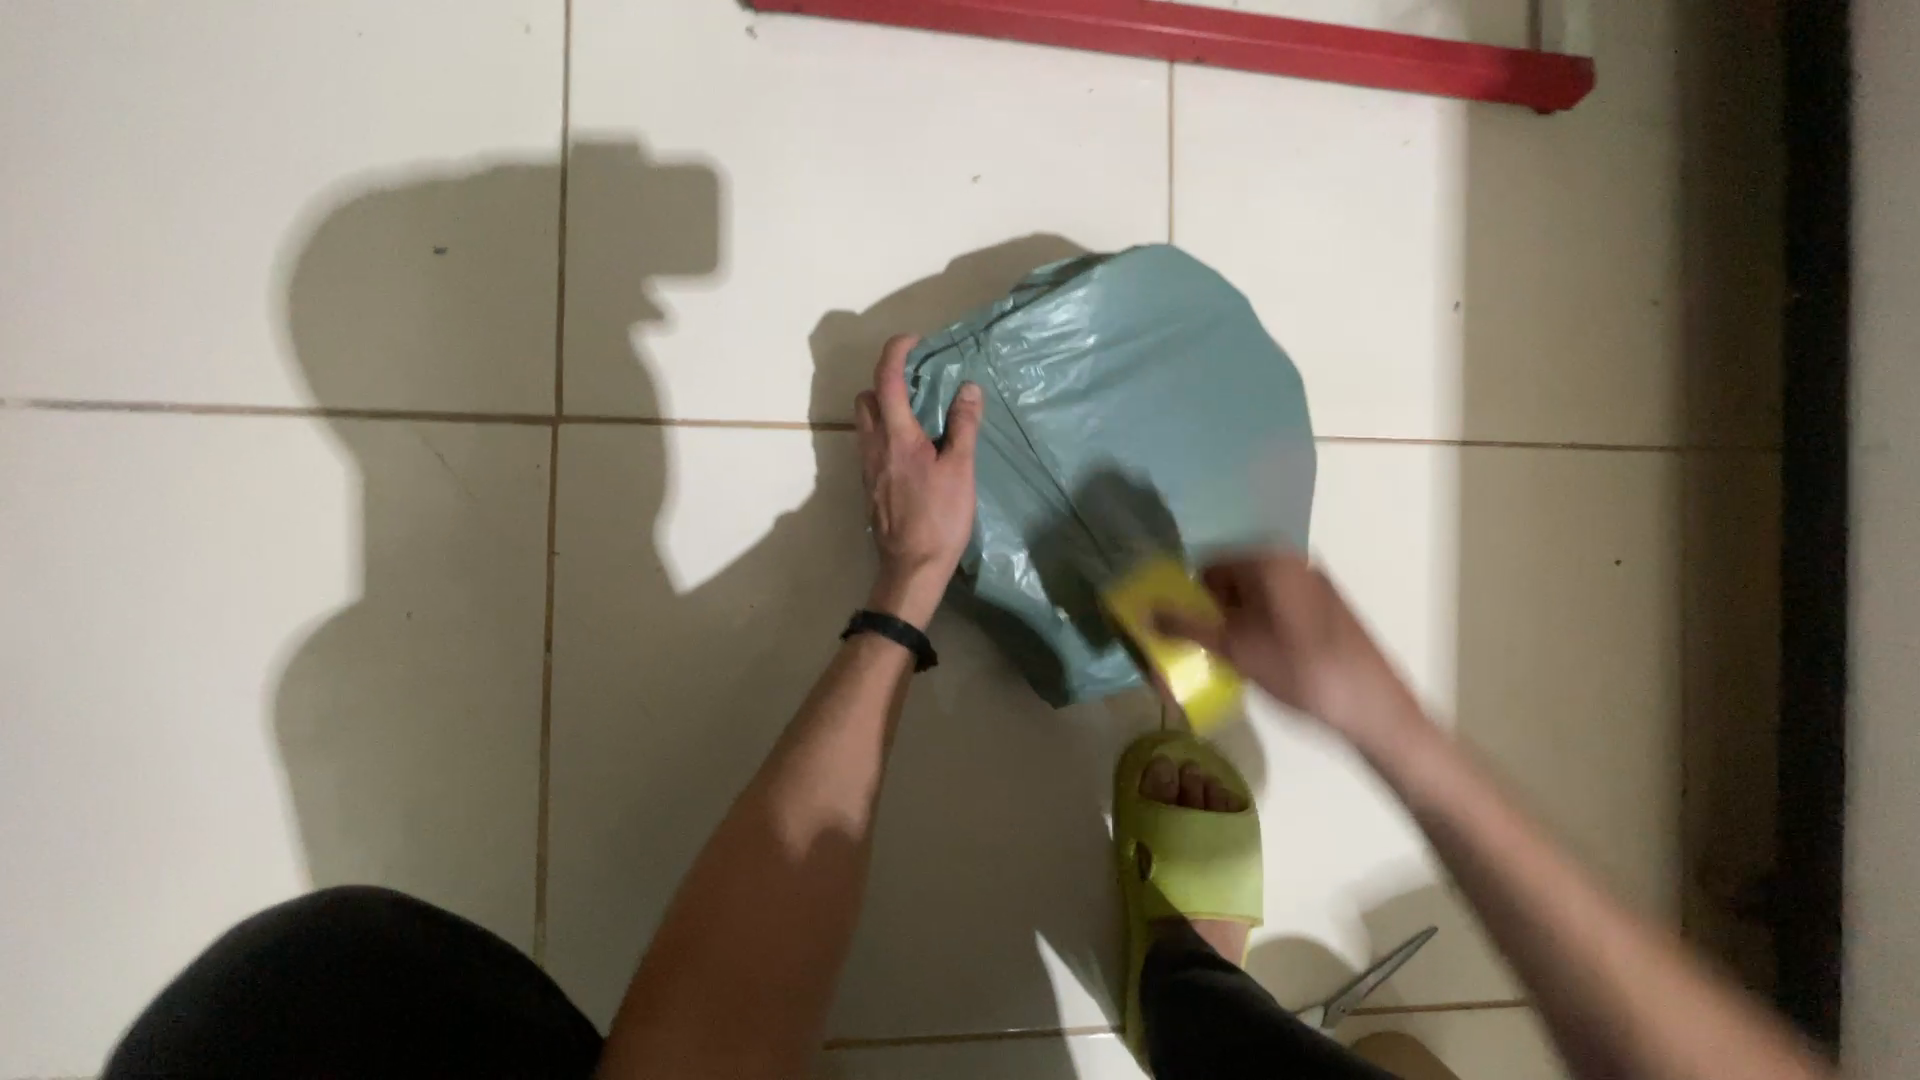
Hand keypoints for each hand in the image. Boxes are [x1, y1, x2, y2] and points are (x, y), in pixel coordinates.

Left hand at [854, 335, 982, 628]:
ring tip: (918, 418)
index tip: (915, 341)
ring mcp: (867, 468)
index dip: (896, 351)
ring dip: (884, 409)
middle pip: (865, 397)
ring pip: (864, 423)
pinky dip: (886, 434)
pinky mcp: (870, 486)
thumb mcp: (961, 470)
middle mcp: (873, 446)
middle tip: (917, 386)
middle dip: (885, 381)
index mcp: (897, 436)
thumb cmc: (939, 519)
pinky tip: (913, 452)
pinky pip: (870, 446)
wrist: (911, 567)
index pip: (886, 379)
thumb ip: (963, 426)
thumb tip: (968, 388)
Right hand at [1155, 551, 1420, 739]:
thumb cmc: (1300, 672)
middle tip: (1217, 652)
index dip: (1192, 600)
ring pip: (1258, 599)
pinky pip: (1282, 611)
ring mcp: (1318, 585)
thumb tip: (1144, 610)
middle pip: (1233, 582)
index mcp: (1270, 561)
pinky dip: (1267, 631)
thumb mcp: (1234, 649)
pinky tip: (1274, 666)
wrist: (1376, 710)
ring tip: (1246, 664)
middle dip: (1217, 614)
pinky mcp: (1332, 610)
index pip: (1208, 567)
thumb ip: (1185, 626)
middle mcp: (1295, 562)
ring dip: (1241, 626)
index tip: (1192, 634)